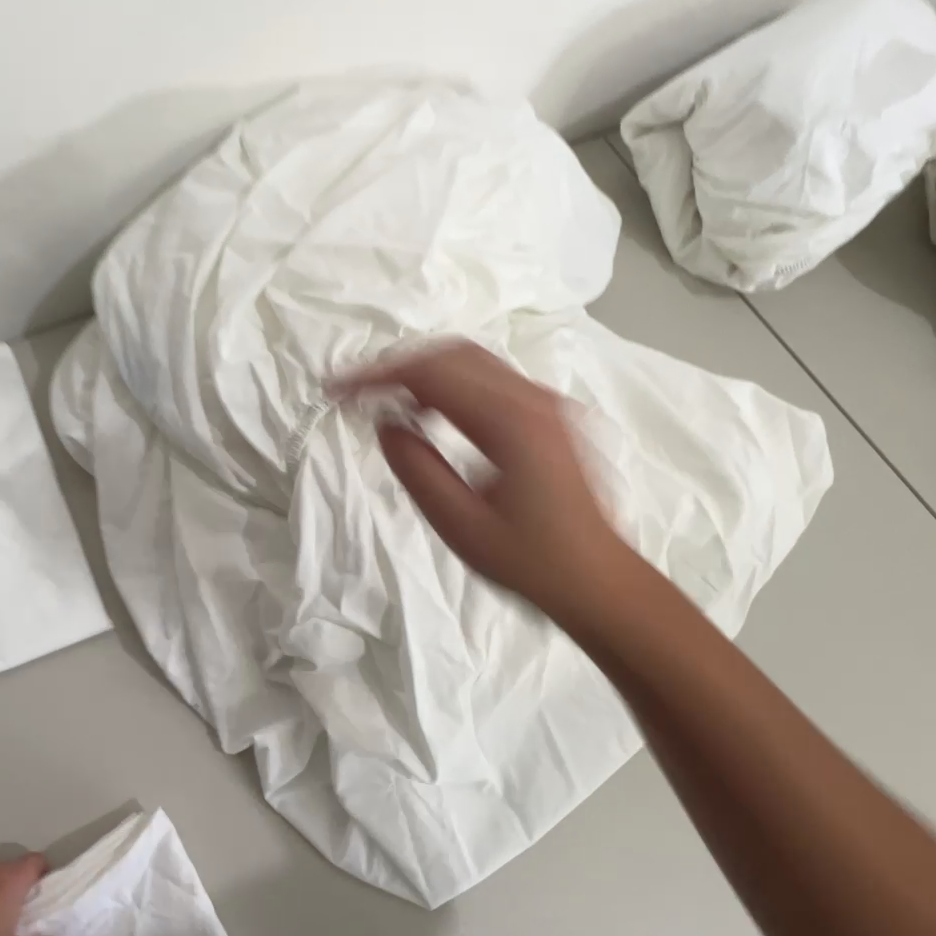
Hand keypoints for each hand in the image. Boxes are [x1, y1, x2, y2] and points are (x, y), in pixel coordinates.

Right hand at [334, 340, 630, 624]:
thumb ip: (417, 470)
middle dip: (397, 366)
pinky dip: (450, 384)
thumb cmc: (529, 562)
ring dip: (424, 372)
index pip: (432, 374)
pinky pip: (491, 380)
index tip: (337, 392)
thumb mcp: (460, 525)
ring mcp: (548, 404)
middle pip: (454, 354)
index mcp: (511, 422)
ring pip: (474, 361)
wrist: (599, 582)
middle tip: (354, 393)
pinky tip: (428, 412)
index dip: (377, 377)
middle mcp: (534, 399)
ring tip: (383, 399)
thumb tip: (386, 425)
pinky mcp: (551, 417)